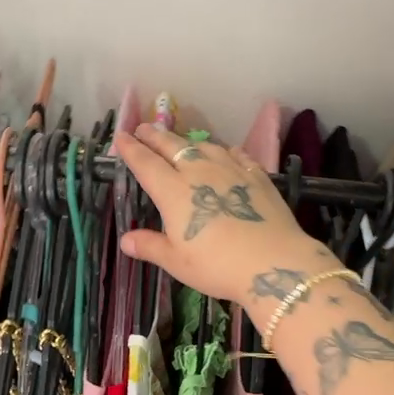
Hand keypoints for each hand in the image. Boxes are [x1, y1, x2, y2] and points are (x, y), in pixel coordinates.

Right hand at [114, 124, 339, 313]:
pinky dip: (225, 151)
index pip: (146, 163)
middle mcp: (200, 172)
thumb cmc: (216, 266)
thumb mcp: (177, 263)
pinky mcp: (257, 176)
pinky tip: (226, 153)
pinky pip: (236, 156)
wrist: (273, 262)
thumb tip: (125, 240)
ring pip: (205, 146)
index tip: (121, 137)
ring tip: (181, 142)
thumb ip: (151, 246)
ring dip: (188, 142)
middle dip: (156, 136)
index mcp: (174, 192)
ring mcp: (231, 170)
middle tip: (144, 128)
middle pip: (173, 147)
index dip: (131, 149)